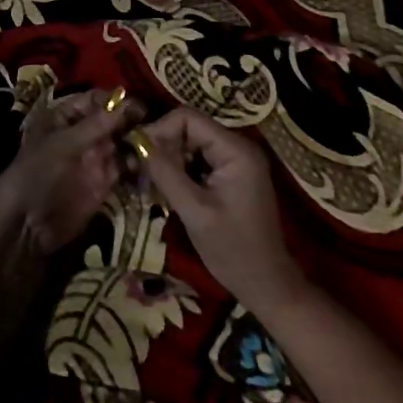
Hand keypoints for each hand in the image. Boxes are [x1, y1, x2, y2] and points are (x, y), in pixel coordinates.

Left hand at [0, 89, 144, 254]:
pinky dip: (137, 163)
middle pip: (111, 120)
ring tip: (160, 142)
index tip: (137, 105)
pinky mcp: (104, 182)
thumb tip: (126, 102)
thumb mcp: (63, 144)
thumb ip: (95, 125)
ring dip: (138, 140)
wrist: (28, 222)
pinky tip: (153, 163)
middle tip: (157, 123)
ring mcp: (93, 158)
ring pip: (121, 142)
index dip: (114, 100)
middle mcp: (81, 134)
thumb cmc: (38, 173)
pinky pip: (124, 166)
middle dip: (131, 119)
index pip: (93, 100)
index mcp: (64, 118)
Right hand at [144, 105, 308, 310]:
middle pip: (187, 128)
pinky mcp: (228, 174)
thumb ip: (165, 172)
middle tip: (141, 170)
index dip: (159, 130)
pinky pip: (195, 158)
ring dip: (167, 158)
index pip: (187, 118)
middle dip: (161, 145)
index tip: (140, 154)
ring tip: (150, 181)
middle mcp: (237, 147)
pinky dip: (178, 169)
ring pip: (188, 142)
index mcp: (235, 151)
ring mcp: (234, 160)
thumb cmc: (232, 249)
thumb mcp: (194, 210)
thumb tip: (137, 142)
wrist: (265, 284)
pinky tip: (166, 188)